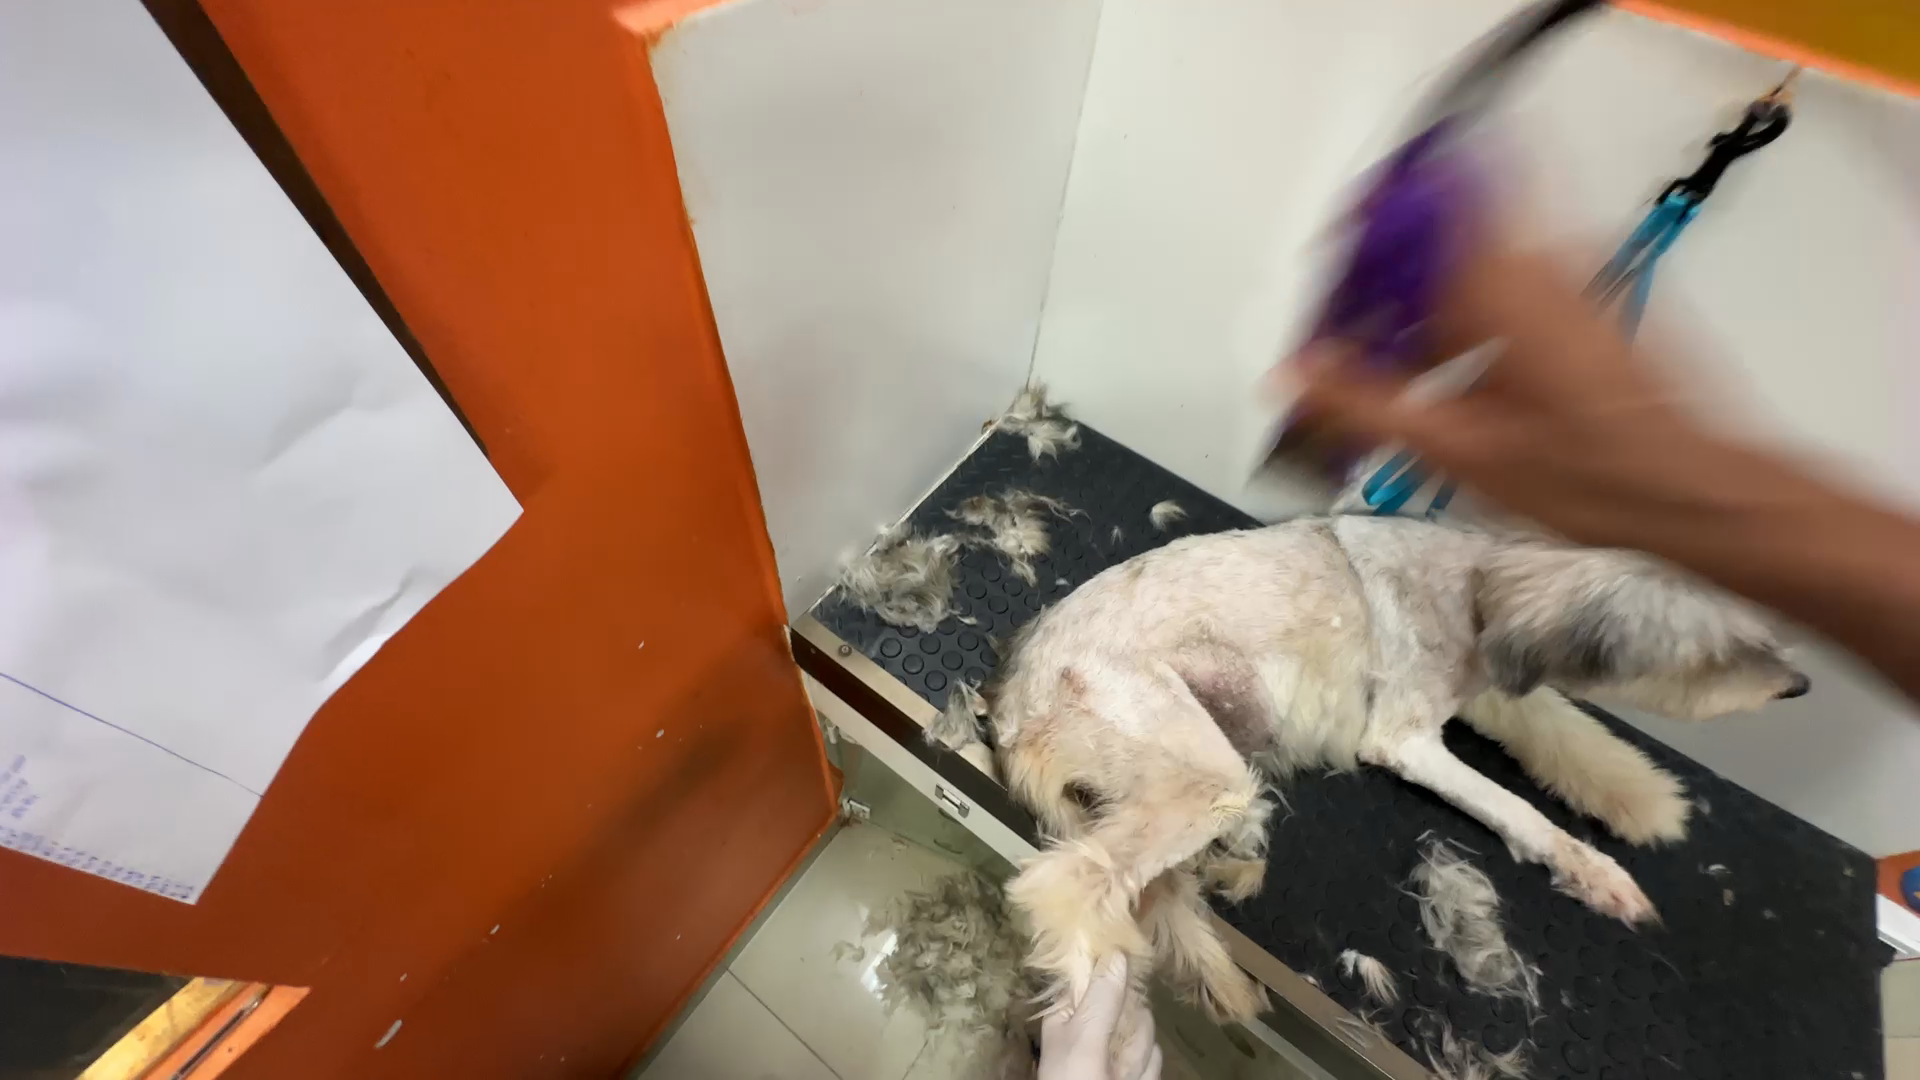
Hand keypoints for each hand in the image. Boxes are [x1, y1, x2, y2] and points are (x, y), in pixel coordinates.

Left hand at [1038, 955, 1161, 1079]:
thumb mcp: (1084, 1039)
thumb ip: (1103, 998)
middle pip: (1126, 1002)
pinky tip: (1134, 1078)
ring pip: (1143, 1031)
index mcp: (1068, 1014)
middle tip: (1120, 1037)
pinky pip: (1152, 1059)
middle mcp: (1091, 1029)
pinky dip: (1146, 1070)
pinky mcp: (1135, 1075)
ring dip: (1137, 1049)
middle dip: (1130, 1019)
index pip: (1092, 975)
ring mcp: (1114, 1054)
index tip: (1130, 947)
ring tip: (1120, 1071)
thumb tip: (1118, 951)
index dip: (1111, 964)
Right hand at [1287, 241, 1809, 551]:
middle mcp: (1536, 263)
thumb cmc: (1577, 472)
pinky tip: (1421, 368)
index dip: (1363, 222)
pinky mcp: (1573, 300)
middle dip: (1370, 278)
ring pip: (1458, 261)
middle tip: (1330, 335)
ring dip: (1402, 301)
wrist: (1690, 490)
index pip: (1422, 202)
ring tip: (1365, 362)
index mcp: (1501, 285)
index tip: (1323, 261)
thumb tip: (1288, 374)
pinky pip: (1488, 282)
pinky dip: (1440, 313)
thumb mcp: (1449, 447)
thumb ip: (1359, 403)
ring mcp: (1562, 277)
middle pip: (1432, 234)